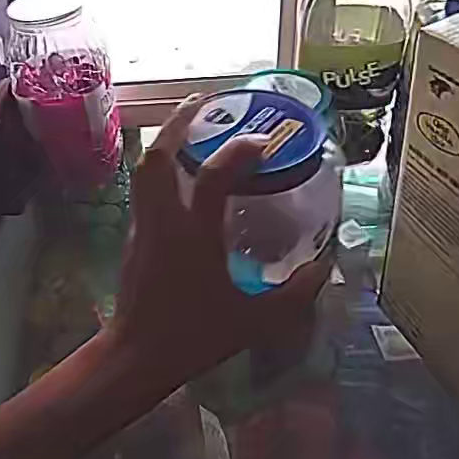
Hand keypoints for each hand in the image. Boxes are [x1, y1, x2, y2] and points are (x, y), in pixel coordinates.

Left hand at [104, 95, 332, 392]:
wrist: (136, 355)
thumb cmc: (193, 337)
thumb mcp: (253, 322)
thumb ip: (294, 295)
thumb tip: (323, 268)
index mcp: (193, 236)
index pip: (213, 178)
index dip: (239, 152)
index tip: (264, 141)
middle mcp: (163, 220)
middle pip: (158, 156)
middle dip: (179, 121)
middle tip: (206, 102)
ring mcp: (143, 222)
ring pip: (145, 166)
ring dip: (166, 137)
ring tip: (191, 122)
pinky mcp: (134, 231)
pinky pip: (145, 184)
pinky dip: (162, 163)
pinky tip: (183, 168)